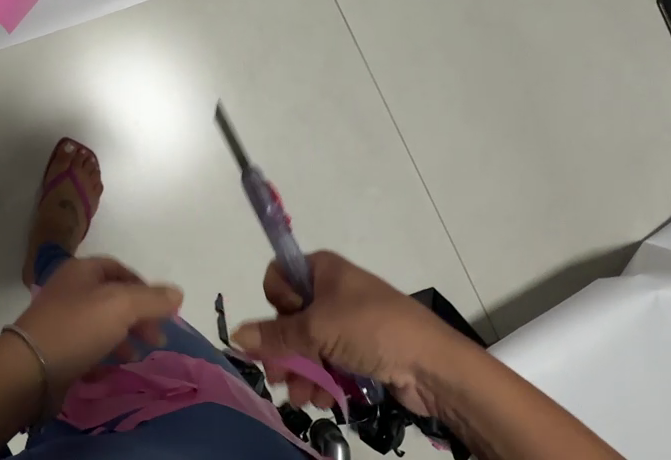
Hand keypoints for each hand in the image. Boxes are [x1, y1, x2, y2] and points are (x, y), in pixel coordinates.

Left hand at [12, 256, 182, 389]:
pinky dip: (103, 354)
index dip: (144, 288)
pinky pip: (86, 346)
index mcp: (81, 270)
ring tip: (137, 356)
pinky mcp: (56, 347)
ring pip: (100, 323)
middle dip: (137, 316)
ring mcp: (60, 318)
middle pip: (111, 297)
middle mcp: (69, 288)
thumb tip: (178, 292)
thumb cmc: (77, 328)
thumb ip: (151, 300)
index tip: (163, 312)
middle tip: (157, 340)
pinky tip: (113, 368)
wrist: (30, 369)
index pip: (119, 270)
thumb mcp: (120, 306)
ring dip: (123, 337)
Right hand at [231, 251, 465, 416]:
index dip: (277, 302)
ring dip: (301, 371)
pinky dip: (321, 380)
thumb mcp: (318, 329)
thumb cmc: (371, 329)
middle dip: (284, 349)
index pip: (279, 277)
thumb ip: (275, 335)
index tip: (288, 321)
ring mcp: (349, 323)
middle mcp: (332, 291)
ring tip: (300, 398)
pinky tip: (320, 400)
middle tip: (276, 377)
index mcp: (322, 269)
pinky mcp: (362, 351)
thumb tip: (236, 335)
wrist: (434, 365)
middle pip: (291, 317)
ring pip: (309, 345)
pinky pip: (330, 362)